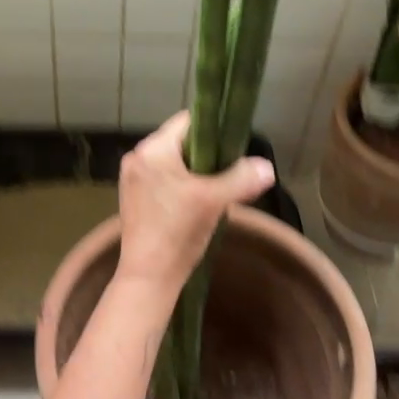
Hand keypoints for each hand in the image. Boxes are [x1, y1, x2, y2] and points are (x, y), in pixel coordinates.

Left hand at [115, 113, 276, 296]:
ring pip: (174, 163)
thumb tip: (266, 168)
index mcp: (152, 149)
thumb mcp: (215, 201)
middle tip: (230, 173)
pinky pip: (164, 180)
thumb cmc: (178, 232)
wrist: (148, 277)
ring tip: (218, 191)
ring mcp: (132, 179)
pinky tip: (198, 205)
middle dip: (208, 154)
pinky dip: (183, 186)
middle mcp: (137, 158)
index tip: (234, 147)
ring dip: (197, 173)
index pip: (188, 121)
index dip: (215, 129)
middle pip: (182, 142)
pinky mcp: (134, 198)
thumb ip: (242, 179)